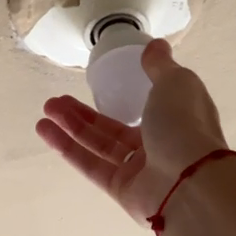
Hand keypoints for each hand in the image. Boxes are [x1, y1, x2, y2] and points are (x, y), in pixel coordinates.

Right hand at [35, 38, 229, 223]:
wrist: (190, 182)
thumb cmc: (184, 126)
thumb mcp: (176, 83)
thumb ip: (160, 66)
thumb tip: (156, 45)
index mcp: (177, 120)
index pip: (148, 108)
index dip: (122, 95)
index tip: (102, 82)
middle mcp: (159, 146)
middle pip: (114, 128)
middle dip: (83, 113)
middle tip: (56, 100)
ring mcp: (140, 171)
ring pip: (99, 145)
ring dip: (70, 127)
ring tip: (45, 110)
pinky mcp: (122, 190)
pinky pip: (91, 165)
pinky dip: (67, 147)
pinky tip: (45, 130)